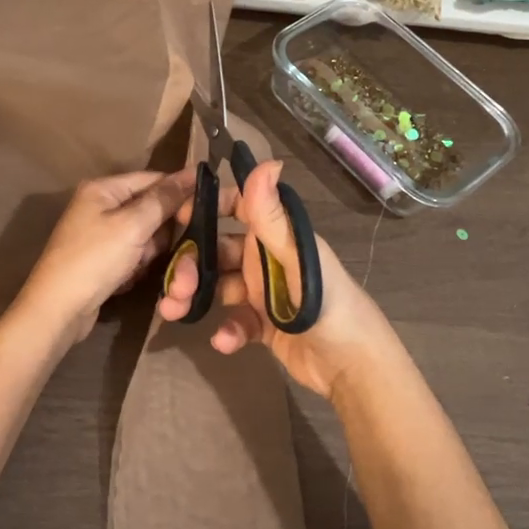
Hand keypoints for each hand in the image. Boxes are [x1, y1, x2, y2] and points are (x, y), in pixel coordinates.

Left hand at [13, 168, 195, 343]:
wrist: (58, 309)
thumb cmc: (94, 260)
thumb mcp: (132, 226)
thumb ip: (162, 200)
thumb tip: (191, 173)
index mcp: (103, 188)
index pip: (151, 179)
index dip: (178, 191)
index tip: (206, 208)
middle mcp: (99, 205)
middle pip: (148, 207)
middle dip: (162, 228)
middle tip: (173, 246)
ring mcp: (99, 234)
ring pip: (143, 234)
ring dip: (151, 251)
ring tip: (144, 264)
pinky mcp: (101, 260)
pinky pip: (132, 254)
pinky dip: (138, 265)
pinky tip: (132, 277)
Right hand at [157, 160, 397, 398]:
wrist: (354, 367)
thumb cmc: (327, 303)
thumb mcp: (297, 257)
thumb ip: (274, 215)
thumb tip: (267, 161)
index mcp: (277, 235)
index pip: (239, 206)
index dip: (208, 207)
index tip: (178, 216)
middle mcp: (267, 257)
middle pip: (218, 250)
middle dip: (193, 264)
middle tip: (175, 285)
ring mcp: (265, 292)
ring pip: (219, 286)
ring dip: (197, 297)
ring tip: (177, 312)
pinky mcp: (265, 326)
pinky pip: (235, 321)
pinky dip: (227, 331)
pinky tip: (224, 341)